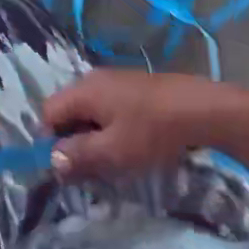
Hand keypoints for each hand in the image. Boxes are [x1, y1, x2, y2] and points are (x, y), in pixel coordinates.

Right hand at [43, 70, 237, 178]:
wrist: (200, 108)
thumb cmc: (152, 130)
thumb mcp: (113, 151)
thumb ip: (79, 156)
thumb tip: (52, 161)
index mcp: (82, 91)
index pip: (48, 113)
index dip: (50, 141)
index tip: (68, 167)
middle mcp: (92, 79)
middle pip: (68, 111)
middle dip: (73, 140)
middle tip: (91, 168)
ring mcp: (114, 80)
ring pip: (89, 111)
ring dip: (93, 136)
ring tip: (112, 160)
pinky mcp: (133, 87)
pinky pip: (108, 108)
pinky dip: (111, 127)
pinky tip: (131, 144)